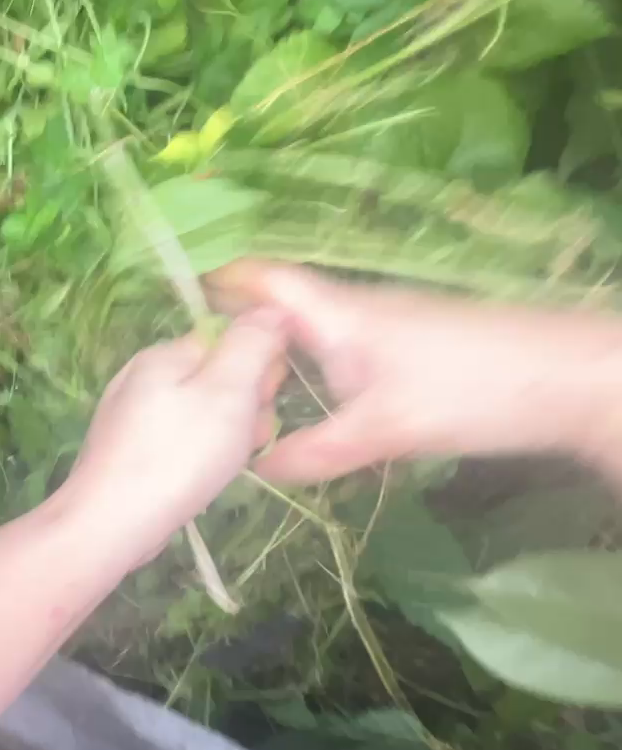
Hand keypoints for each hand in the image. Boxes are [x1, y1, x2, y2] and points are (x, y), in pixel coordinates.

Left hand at [57, 311, 288, 555]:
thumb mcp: (226, 390)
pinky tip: (203, 475)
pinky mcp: (131, 448)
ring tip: (225, 460)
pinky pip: (183, 438)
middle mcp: (140, 378)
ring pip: (205, 411)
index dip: (260, 366)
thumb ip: (250, 344)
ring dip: (230, 433)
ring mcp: (131, 415)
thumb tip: (269, 308)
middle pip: (218, 375)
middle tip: (243, 434)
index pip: (230, 337)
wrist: (111, 520)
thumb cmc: (175, 454)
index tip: (262, 397)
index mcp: (160, 355)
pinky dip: (201, 454)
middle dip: (246, 404)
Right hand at [207, 261, 621, 481]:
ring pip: (302, 329)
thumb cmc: (481, 389)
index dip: (217, 279)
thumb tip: (251, 470)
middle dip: (226, 326)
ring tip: (224, 387)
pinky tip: (293, 399)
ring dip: (263, 350)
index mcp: (336, 315)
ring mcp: (382, 326)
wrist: (595, 381)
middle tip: (181, 365)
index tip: (171, 298)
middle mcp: (353, 311)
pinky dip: (297, 364)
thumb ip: (312, 453)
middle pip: (273, 306)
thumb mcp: (386, 431)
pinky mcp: (404, 346)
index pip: (263, 279)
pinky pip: (328, 346)